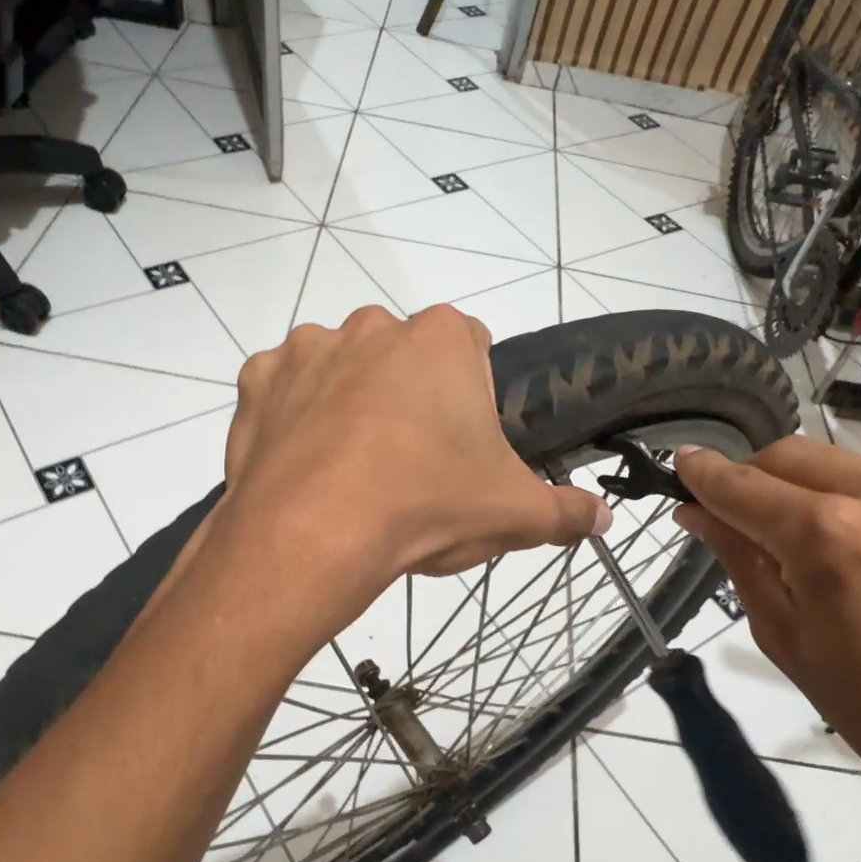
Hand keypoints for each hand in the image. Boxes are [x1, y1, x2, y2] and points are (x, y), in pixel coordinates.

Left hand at [221, 305, 609, 580]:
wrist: (313, 535)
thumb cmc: (425, 507)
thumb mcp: (513, 515)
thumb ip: (565, 511)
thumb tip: (603, 518)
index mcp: (442, 340)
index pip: (471, 350)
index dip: (470, 399)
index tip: (460, 447)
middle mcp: (372, 326)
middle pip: (402, 359)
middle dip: (408, 400)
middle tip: (408, 467)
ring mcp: (307, 348)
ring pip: (341, 371)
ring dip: (349, 406)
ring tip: (351, 473)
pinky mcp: (256, 380)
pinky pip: (283, 392)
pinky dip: (292, 420)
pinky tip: (303, 466)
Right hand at [670, 437, 860, 861]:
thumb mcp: (791, 645)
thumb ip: (742, 563)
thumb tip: (698, 512)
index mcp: (831, 538)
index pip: (743, 484)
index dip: (704, 474)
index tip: (684, 465)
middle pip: (801, 456)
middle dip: (765, 478)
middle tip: (759, 517)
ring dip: (847, 503)